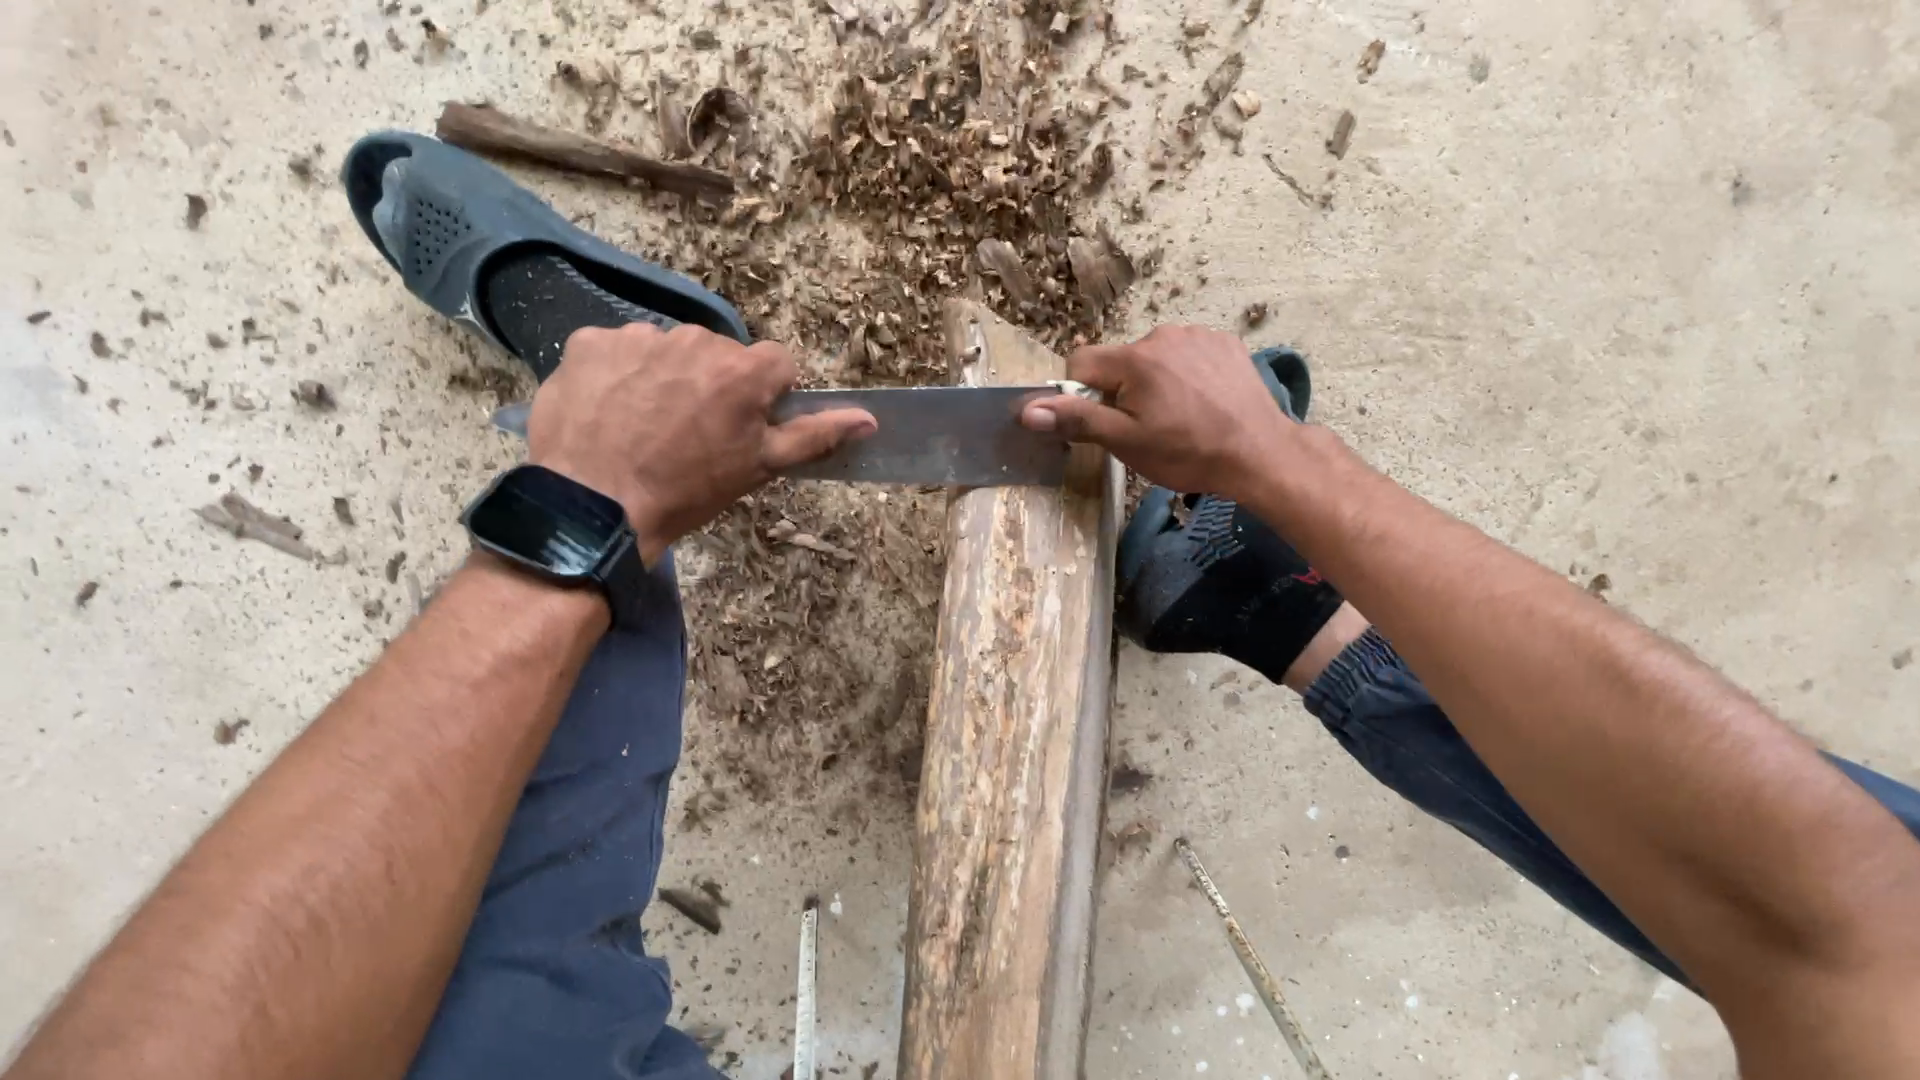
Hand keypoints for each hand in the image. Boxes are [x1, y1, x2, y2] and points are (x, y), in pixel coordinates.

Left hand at [526, 323, 874, 561]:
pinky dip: (620, 374)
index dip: (767, 396)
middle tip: (692, 432)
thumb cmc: (686, 490)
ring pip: (669, 350)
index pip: (777, 364)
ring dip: (667, 376)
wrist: (593, 506)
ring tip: (646, 424)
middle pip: (721, 354)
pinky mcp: (590, 342)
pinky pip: (619, 350)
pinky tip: (610, 411)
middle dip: (715, 383)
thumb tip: (869, 418)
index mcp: (744, 369)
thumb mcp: (759, 468)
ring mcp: (638, 336)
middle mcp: (695, 338)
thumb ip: (815, 435)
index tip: (746, 425)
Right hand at [1019, 325, 1292, 497]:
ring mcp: (1197, 335)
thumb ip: (1076, 420)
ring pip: (1153, 356)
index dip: (1082, 394)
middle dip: (1122, 389)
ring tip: (1180, 415)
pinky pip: (1187, 352)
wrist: (1259, 453)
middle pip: (1119, 361)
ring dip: (1155, 380)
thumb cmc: (1187, 452)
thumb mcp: (1126, 443)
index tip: (1106, 420)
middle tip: (1148, 426)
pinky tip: (1203, 400)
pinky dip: (1186, 373)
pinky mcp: (1224, 342)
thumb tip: (1028, 410)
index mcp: (1134, 359)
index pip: (1080, 363)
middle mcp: (1162, 335)